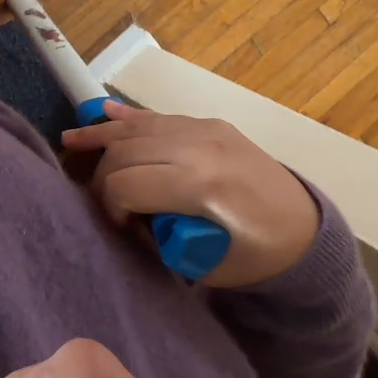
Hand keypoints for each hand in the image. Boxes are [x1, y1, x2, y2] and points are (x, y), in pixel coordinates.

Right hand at [60, 101, 317, 287]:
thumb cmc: (256, 257)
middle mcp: (200, 147)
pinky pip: (159, 117)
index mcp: (201, 185)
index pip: (127, 183)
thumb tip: (125, 213)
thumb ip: (160, 236)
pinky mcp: (209, 123)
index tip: (115, 226)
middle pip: (127, 151)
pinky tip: (102, 113)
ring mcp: (205, 129)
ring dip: (102, 134)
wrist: (307, 231)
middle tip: (94, 197)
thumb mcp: (208, 264)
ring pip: (138, 127)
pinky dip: (129, 117)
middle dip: (102, 174)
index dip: (109, 205)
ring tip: (70, 141)